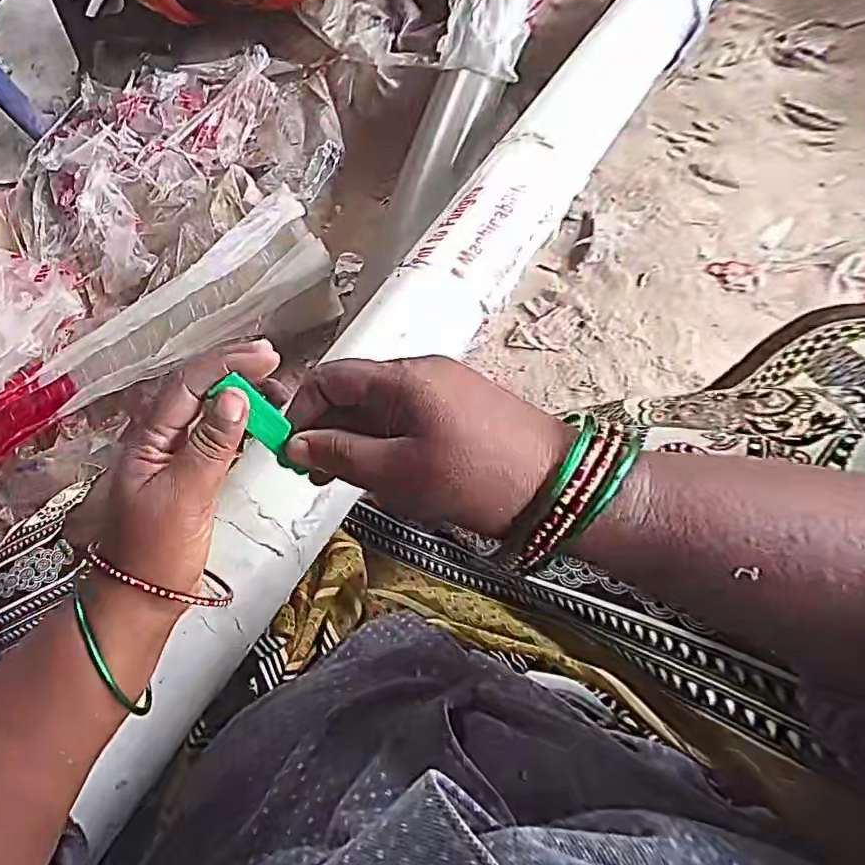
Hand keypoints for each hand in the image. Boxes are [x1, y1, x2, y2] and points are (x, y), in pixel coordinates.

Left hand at [89, 341, 283, 599]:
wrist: (143, 597)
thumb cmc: (150, 555)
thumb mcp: (185, 495)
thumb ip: (210, 445)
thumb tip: (234, 398)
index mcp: (146, 439)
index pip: (186, 385)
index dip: (225, 364)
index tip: (262, 357)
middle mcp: (156, 441)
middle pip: (195, 390)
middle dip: (233, 371)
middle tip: (270, 363)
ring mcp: (172, 457)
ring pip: (205, 411)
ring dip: (237, 395)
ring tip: (271, 389)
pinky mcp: (187, 473)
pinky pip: (213, 436)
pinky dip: (236, 424)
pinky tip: (254, 420)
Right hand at [283, 356, 569, 537]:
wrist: (572, 492)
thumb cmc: (480, 478)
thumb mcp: (398, 472)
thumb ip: (338, 454)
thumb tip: (294, 446)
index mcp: (402, 377)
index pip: (329, 378)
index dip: (301, 411)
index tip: (291, 448)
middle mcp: (419, 372)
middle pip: (351, 392)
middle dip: (325, 430)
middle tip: (313, 473)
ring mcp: (441, 388)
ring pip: (375, 408)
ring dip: (352, 440)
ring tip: (343, 479)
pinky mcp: (457, 408)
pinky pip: (401, 418)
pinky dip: (381, 442)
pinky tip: (381, 473)